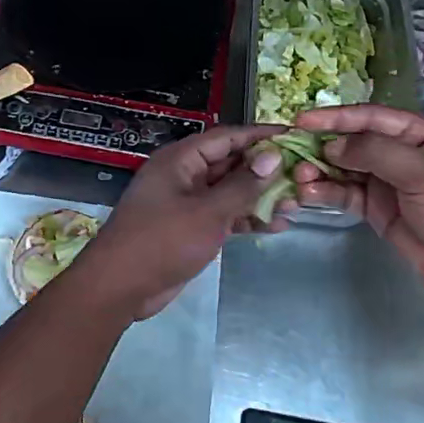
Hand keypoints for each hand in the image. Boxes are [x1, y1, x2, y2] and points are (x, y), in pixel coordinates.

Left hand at [79, 124, 289, 319]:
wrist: (120, 286)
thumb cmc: (161, 241)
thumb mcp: (207, 212)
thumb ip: (242, 185)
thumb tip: (272, 156)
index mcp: (180, 159)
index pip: (227, 137)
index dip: (261, 136)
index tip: (296, 137)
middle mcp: (184, 174)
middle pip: (230, 163)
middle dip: (265, 170)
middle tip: (303, 175)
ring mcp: (187, 202)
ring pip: (230, 191)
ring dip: (260, 196)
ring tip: (297, 203)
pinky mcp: (190, 227)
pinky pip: (224, 214)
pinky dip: (246, 218)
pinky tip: (277, 225)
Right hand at [293, 105, 423, 308]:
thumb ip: (377, 153)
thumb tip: (331, 146)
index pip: (373, 118)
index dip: (337, 118)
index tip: (301, 121)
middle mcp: (406, 155)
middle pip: (355, 143)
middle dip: (323, 146)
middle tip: (289, 152)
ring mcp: (393, 186)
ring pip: (346, 170)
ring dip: (320, 171)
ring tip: (296, 176)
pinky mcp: (382, 214)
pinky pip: (348, 197)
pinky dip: (327, 194)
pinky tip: (308, 194)